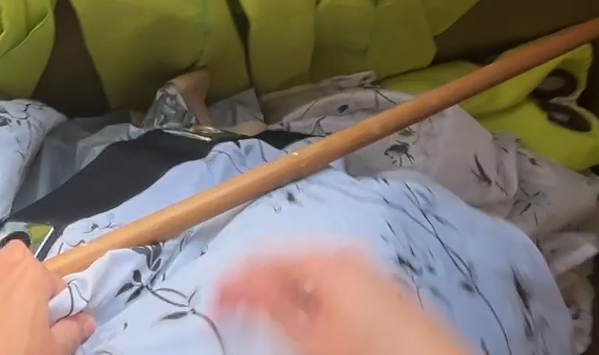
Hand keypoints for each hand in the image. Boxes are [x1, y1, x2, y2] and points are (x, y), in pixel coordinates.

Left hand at [0, 239, 95, 354]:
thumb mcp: (54, 350)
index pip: (53, 282)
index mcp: (30, 271)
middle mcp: (0, 264)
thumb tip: (88, 321)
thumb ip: (73, 330)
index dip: (55, 304)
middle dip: (24, 280)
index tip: (51, 324)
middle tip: (27, 315)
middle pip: (18, 262)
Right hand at [215, 249, 468, 354]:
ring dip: (285, 295)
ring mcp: (370, 272)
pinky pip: (336, 288)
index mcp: (327, 256)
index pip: (264, 255)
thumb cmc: (373, 349)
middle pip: (288, 263)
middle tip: (235, 310)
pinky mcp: (385, 294)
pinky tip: (309, 326)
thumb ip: (269, 300)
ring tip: (267, 320)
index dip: (234, 276)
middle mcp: (348, 253)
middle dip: (259, 285)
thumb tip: (233, 279)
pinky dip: (314, 301)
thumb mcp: (311, 332)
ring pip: (311, 277)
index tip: (213, 298)